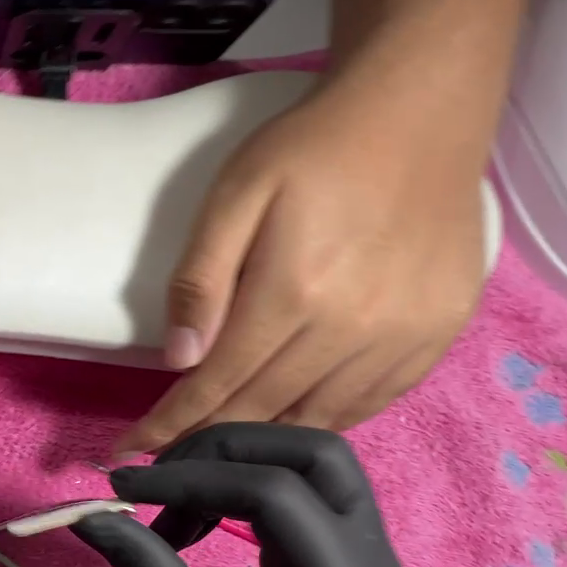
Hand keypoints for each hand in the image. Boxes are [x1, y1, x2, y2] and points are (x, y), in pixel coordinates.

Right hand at [73, 424, 410, 566]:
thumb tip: (87, 514)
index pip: (272, 492)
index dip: (189, 478)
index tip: (120, 491)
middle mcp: (375, 561)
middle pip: (314, 456)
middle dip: (226, 451)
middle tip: (158, 480)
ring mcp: (368, 562)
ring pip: (315, 469)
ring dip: (237, 468)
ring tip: (172, 508)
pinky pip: (304, 500)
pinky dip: (245, 495)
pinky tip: (199, 524)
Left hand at [113, 83, 488, 460]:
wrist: (420, 108)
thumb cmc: (310, 151)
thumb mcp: (232, 200)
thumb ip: (200, 282)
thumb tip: (178, 360)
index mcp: (293, 295)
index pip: (214, 387)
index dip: (167, 426)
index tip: (126, 452)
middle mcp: (353, 328)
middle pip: (259, 411)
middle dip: (203, 440)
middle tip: (167, 458)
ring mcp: (404, 335)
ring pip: (314, 420)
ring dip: (260, 441)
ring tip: (218, 449)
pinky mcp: (440, 332)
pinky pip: (370, 403)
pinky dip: (321, 422)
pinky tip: (287, 422)